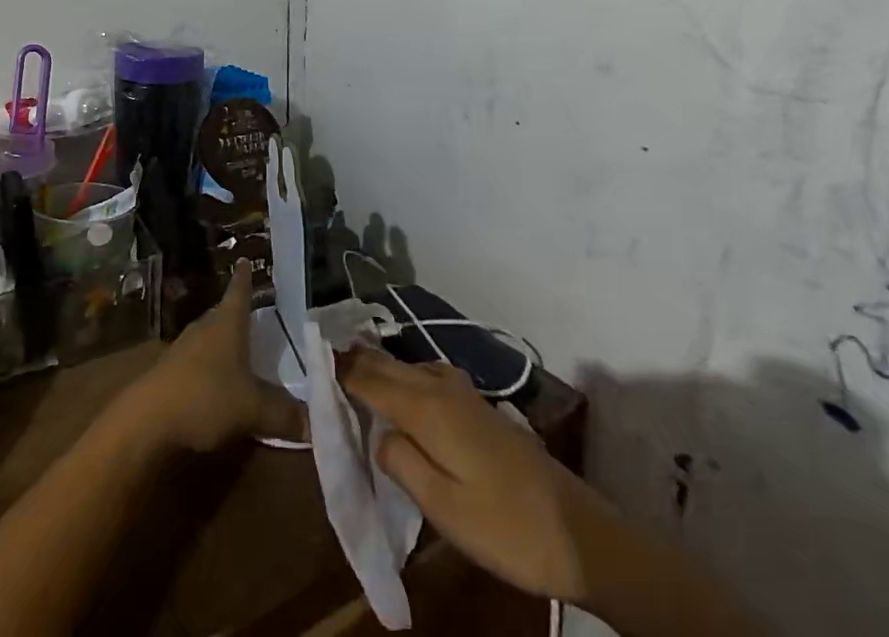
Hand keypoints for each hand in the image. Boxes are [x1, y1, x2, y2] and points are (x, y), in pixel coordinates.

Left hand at [120, 261, 304, 452]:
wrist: (144, 424)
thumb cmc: (205, 399)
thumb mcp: (253, 409)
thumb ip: (285, 415)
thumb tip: (316, 424)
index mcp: (226, 327)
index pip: (238, 294)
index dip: (244, 279)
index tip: (244, 260)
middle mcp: (202, 331)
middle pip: (220, 315)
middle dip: (234, 314)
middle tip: (250, 311)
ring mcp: (180, 352)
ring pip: (205, 339)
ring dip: (219, 341)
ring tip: (234, 346)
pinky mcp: (165, 376)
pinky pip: (193, 363)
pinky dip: (206, 367)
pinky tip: (213, 383)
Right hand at [340, 347, 613, 603]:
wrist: (579, 533)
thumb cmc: (504, 525)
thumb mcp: (441, 505)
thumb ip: (400, 461)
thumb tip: (378, 432)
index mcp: (428, 408)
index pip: (370, 377)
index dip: (339, 368)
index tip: (309, 360)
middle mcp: (444, 389)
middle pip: (389, 365)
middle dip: (355, 358)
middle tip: (321, 356)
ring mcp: (466, 396)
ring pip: (410, 368)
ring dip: (380, 366)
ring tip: (351, 367)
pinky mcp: (480, 410)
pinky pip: (428, 378)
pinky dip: (404, 377)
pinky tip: (401, 392)